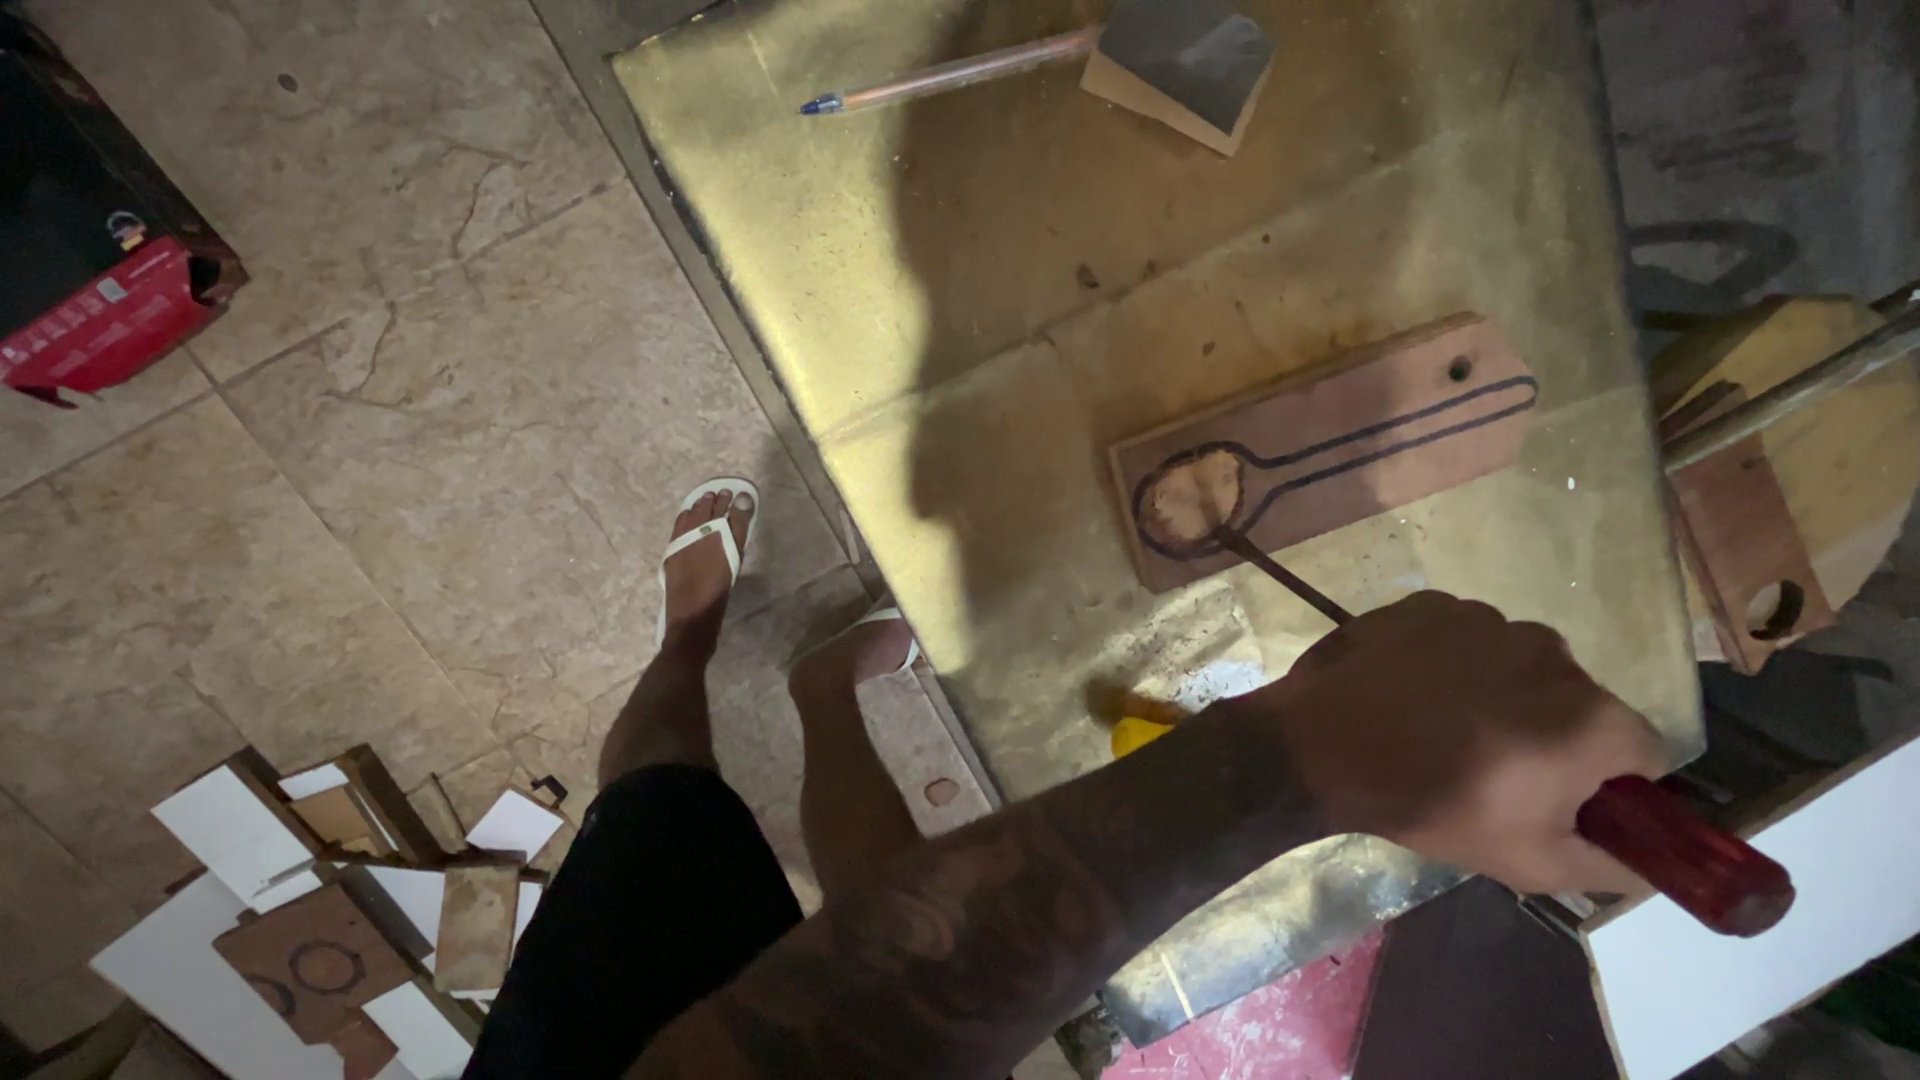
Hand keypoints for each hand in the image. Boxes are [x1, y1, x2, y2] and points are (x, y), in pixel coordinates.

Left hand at [1246, 591, 1667, 894]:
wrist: (1315, 744)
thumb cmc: (1426, 803)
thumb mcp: (1531, 861)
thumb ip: (1615, 864)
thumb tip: (1656, 859)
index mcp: (1591, 714)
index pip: (1638, 752)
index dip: (1603, 781)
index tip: (1551, 795)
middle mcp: (1548, 650)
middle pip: (1573, 700)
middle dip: (1546, 730)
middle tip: (1483, 761)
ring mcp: (1481, 618)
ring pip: (1513, 662)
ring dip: (1492, 689)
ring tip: (1434, 722)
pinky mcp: (1425, 603)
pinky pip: (1459, 635)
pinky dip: (1444, 657)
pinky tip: (1406, 686)